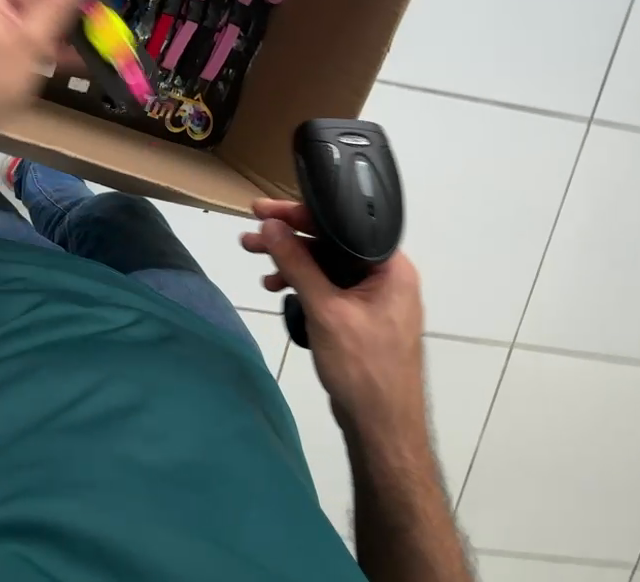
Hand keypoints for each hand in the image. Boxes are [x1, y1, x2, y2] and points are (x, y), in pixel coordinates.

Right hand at [242, 199, 427, 444]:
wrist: (383, 429)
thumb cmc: (362, 367)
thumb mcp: (324, 310)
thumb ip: (297, 263)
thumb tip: (269, 225)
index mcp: (390, 267)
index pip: (342, 224)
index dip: (299, 213)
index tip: (261, 209)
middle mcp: (385, 276)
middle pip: (330, 242)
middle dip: (287, 238)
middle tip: (248, 237)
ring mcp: (372, 298)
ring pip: (325, 264)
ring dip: (290, 261)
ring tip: (254, 261)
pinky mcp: (359, 316)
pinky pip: (326, 285)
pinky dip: (301, 283)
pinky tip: (277, 288)